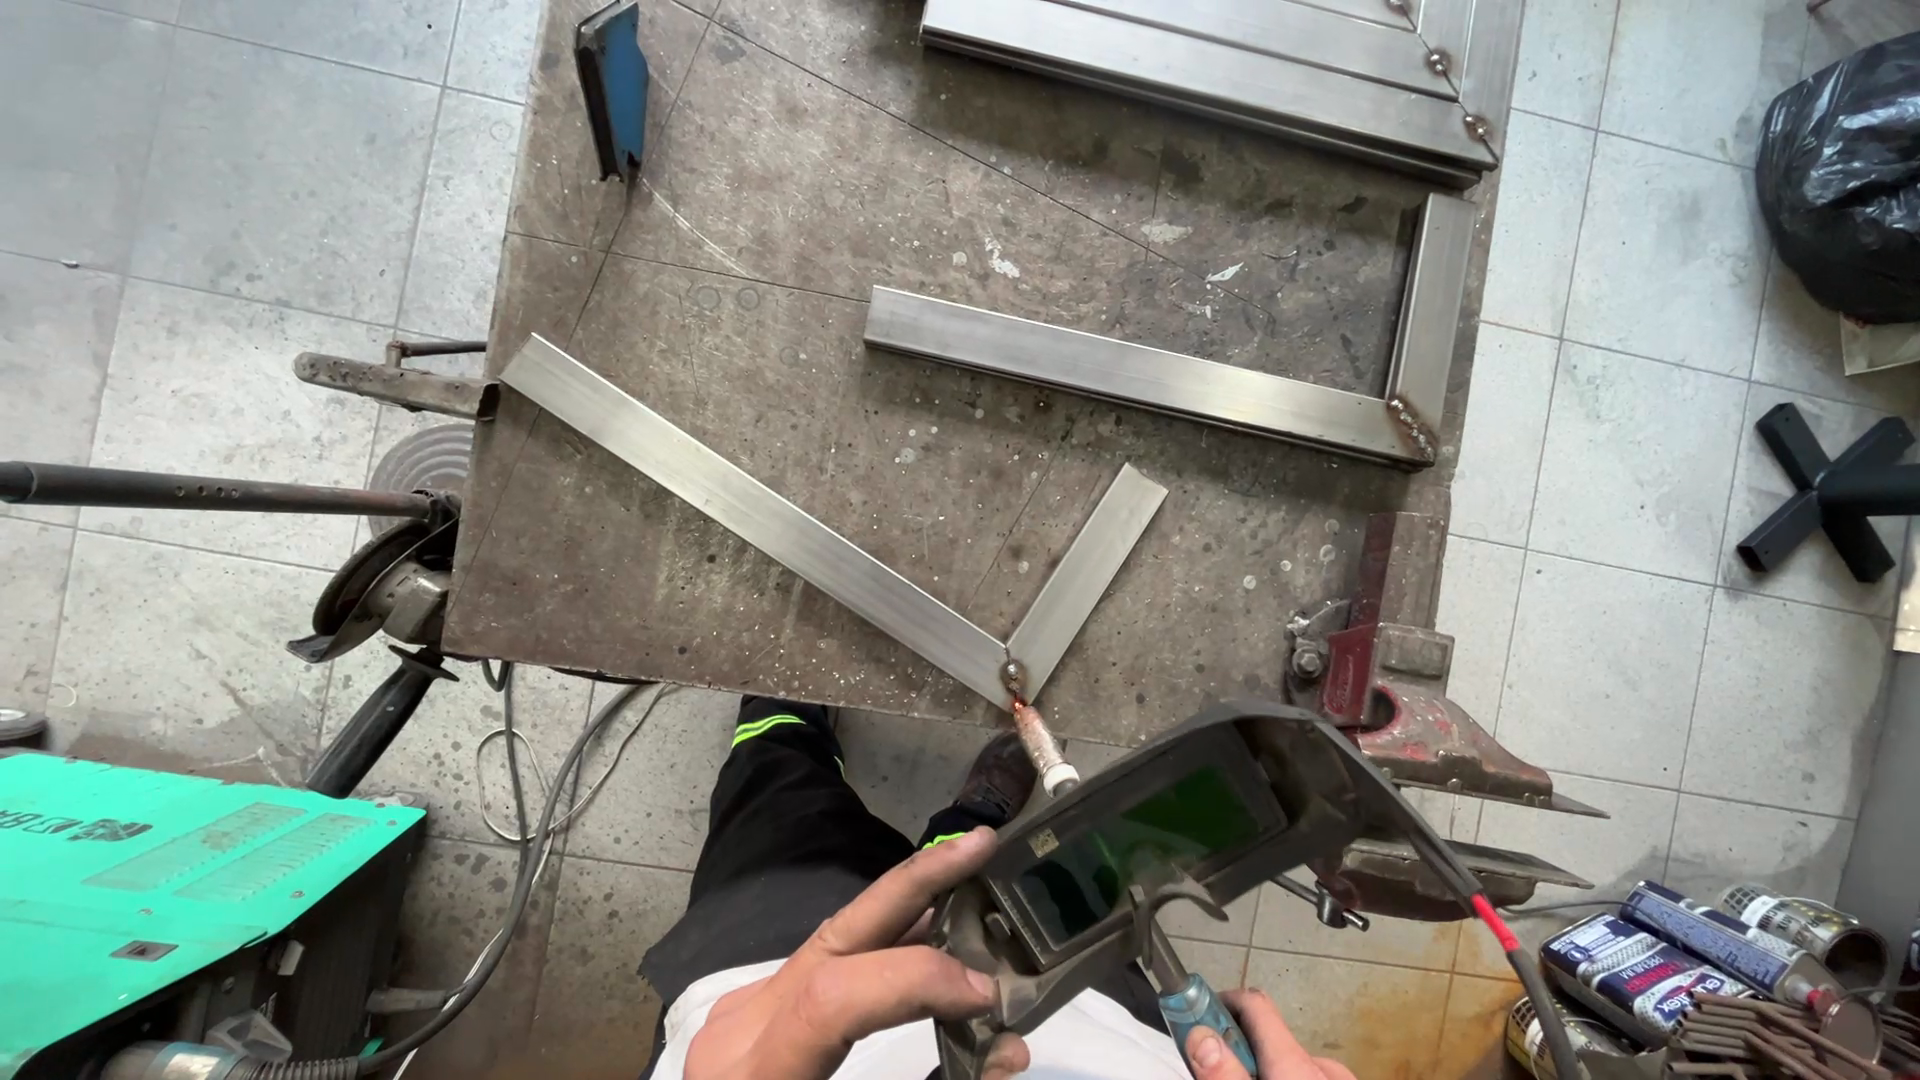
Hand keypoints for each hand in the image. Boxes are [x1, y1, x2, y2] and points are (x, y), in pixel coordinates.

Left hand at [685, 826, 1030, 1079]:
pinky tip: (924, 928)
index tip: (985, 995)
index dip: (915, 980)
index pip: (833, 997)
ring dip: (908, 906)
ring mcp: (745, 1006)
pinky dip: (884, 940)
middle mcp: (743, 1023)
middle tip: (982, 843)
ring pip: (837, 934)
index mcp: (756, 1073)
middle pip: (837, 928)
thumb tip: (1008, 1052)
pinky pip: (830, 957)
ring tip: (969, 878)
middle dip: (916, 881)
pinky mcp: (755, 1005)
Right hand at [1183, 989, 1356, 1079]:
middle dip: (1243, 1050)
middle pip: (1270, 1036)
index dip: (1220, 1004)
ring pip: (1292, 1061)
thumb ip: (1224, 1074)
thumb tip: (1200, 1035)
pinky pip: (1311, 1077)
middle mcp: (1326, 1069)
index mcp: (1298, 1066)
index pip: (1254, 1003)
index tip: (1197, 1018)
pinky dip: (1291, 1078)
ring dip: (1267, 1069)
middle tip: (1224, 1073)